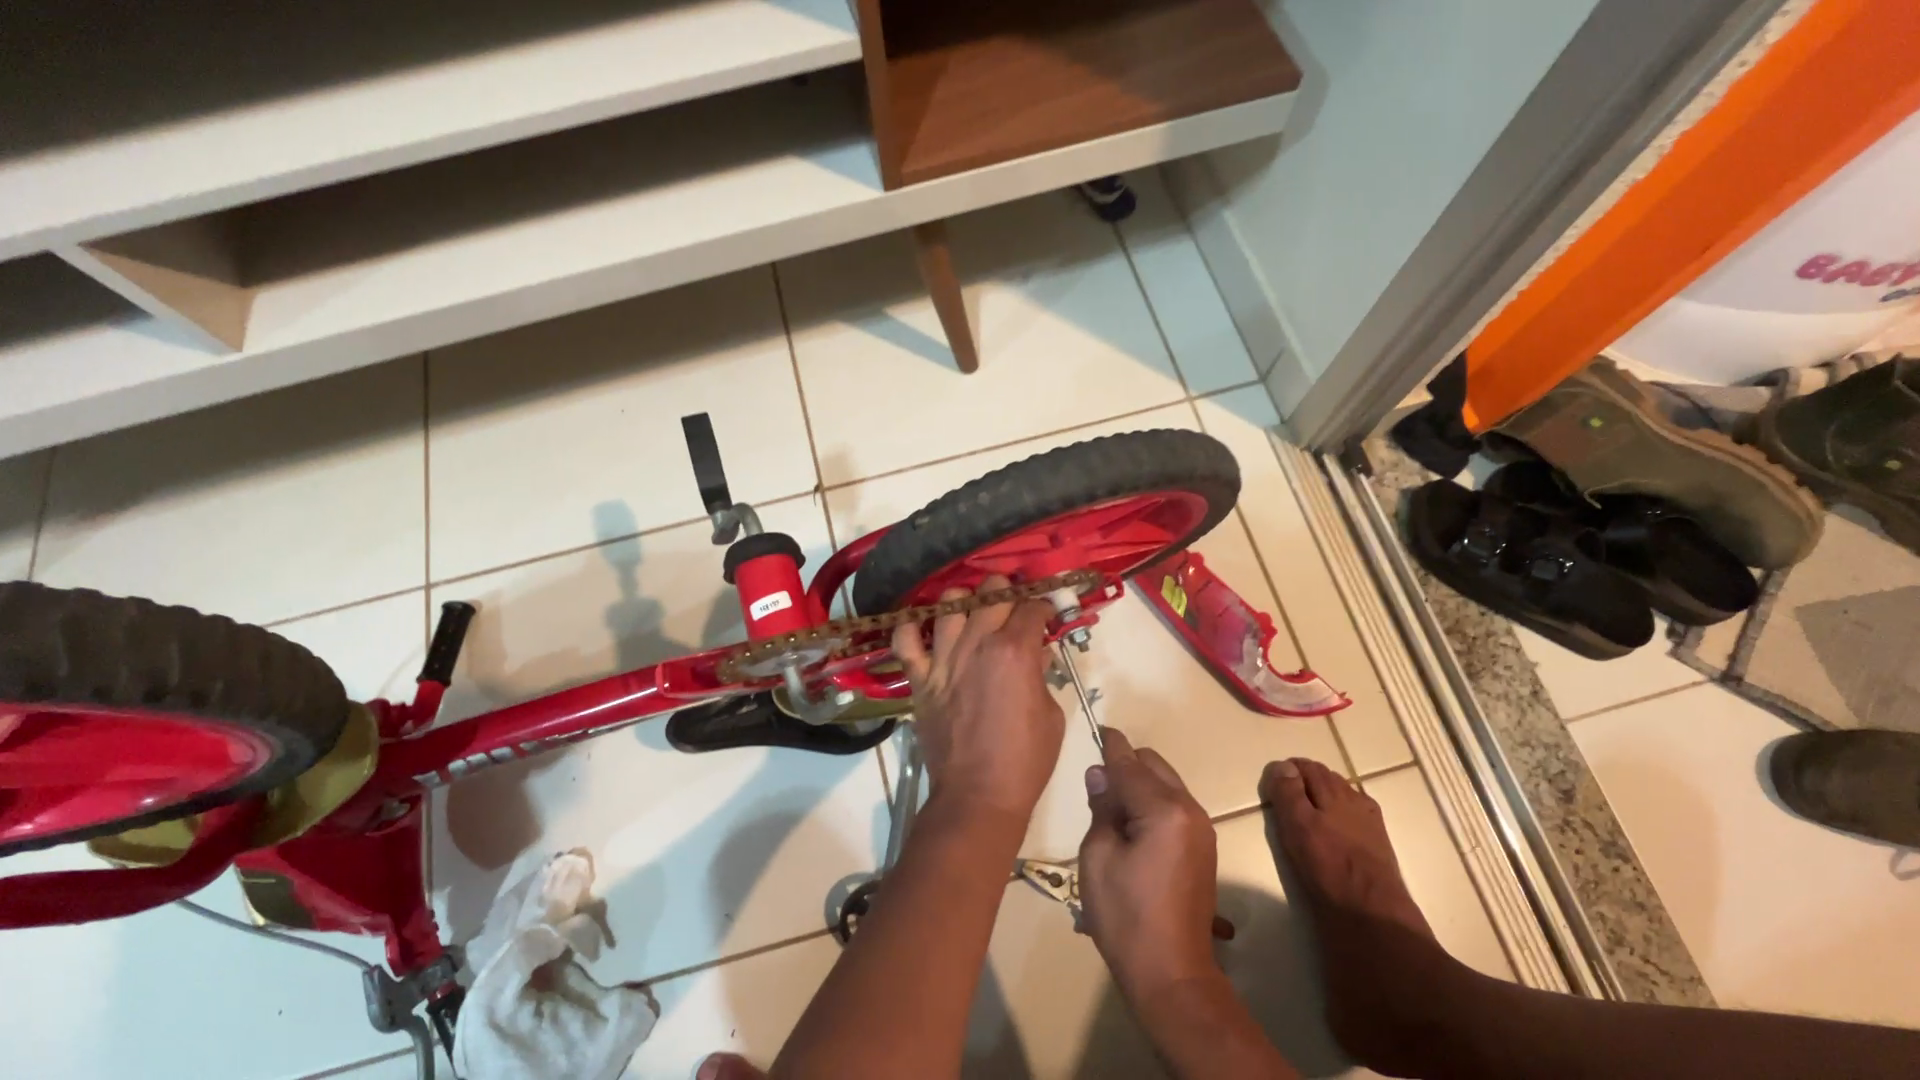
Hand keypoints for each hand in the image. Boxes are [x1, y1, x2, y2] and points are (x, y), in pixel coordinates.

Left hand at [891, 575, 1065, 820]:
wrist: (977, 795)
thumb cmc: (1025, 760)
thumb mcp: (1051, 715)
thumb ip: (1041, 676)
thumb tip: (1036, 656)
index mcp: (1015, 651)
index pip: (1031, 607)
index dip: (1043, 606)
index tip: (1046, 613)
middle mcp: (977, 644)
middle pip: (991, 594)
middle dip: (1007, 593)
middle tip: (1013, 606)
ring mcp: (943, 659)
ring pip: (949, 605)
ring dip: (965, 600)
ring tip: (973, 609)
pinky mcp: (919, 679)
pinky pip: (905, 640)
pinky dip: (910, 627)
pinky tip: (922, 627)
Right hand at [1077, 729, 1219, 1001]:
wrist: (1171, 972)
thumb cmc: (1125, 915)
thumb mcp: (1098, 857)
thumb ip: (1101, 808)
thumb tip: (1100, 775)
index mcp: (1164, 809)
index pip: (1129, 763)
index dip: (1110, 747)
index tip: (1097, 728)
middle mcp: (1190, 810)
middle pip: (1154, 766)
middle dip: (1125, 765)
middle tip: (1094, 785)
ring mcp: (1202, 830)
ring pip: (1166, 784)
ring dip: (1140, 784)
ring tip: (1109, 809)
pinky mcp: (1203, 848)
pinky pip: (1174, 807)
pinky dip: (1152, 803)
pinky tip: (1131, 826)